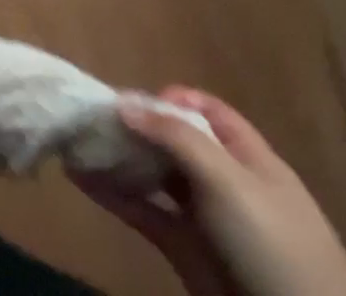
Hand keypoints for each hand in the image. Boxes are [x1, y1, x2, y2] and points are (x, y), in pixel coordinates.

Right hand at [73, 87, 345, 295]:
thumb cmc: (272, 244)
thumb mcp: (230, 183)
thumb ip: (178, 138)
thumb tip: (123, 103)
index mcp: (251, 161)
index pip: (210, 113)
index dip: (172, 100)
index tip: (130, 101)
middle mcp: (225, 183)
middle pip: (175, 141)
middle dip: (134, 126)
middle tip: (89, 118)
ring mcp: (202, 215)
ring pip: (153, 175)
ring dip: (116, 158)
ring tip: (73, 143)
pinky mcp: (181, 243)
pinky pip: (140, 209)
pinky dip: (108, 192)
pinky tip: (76, 177)